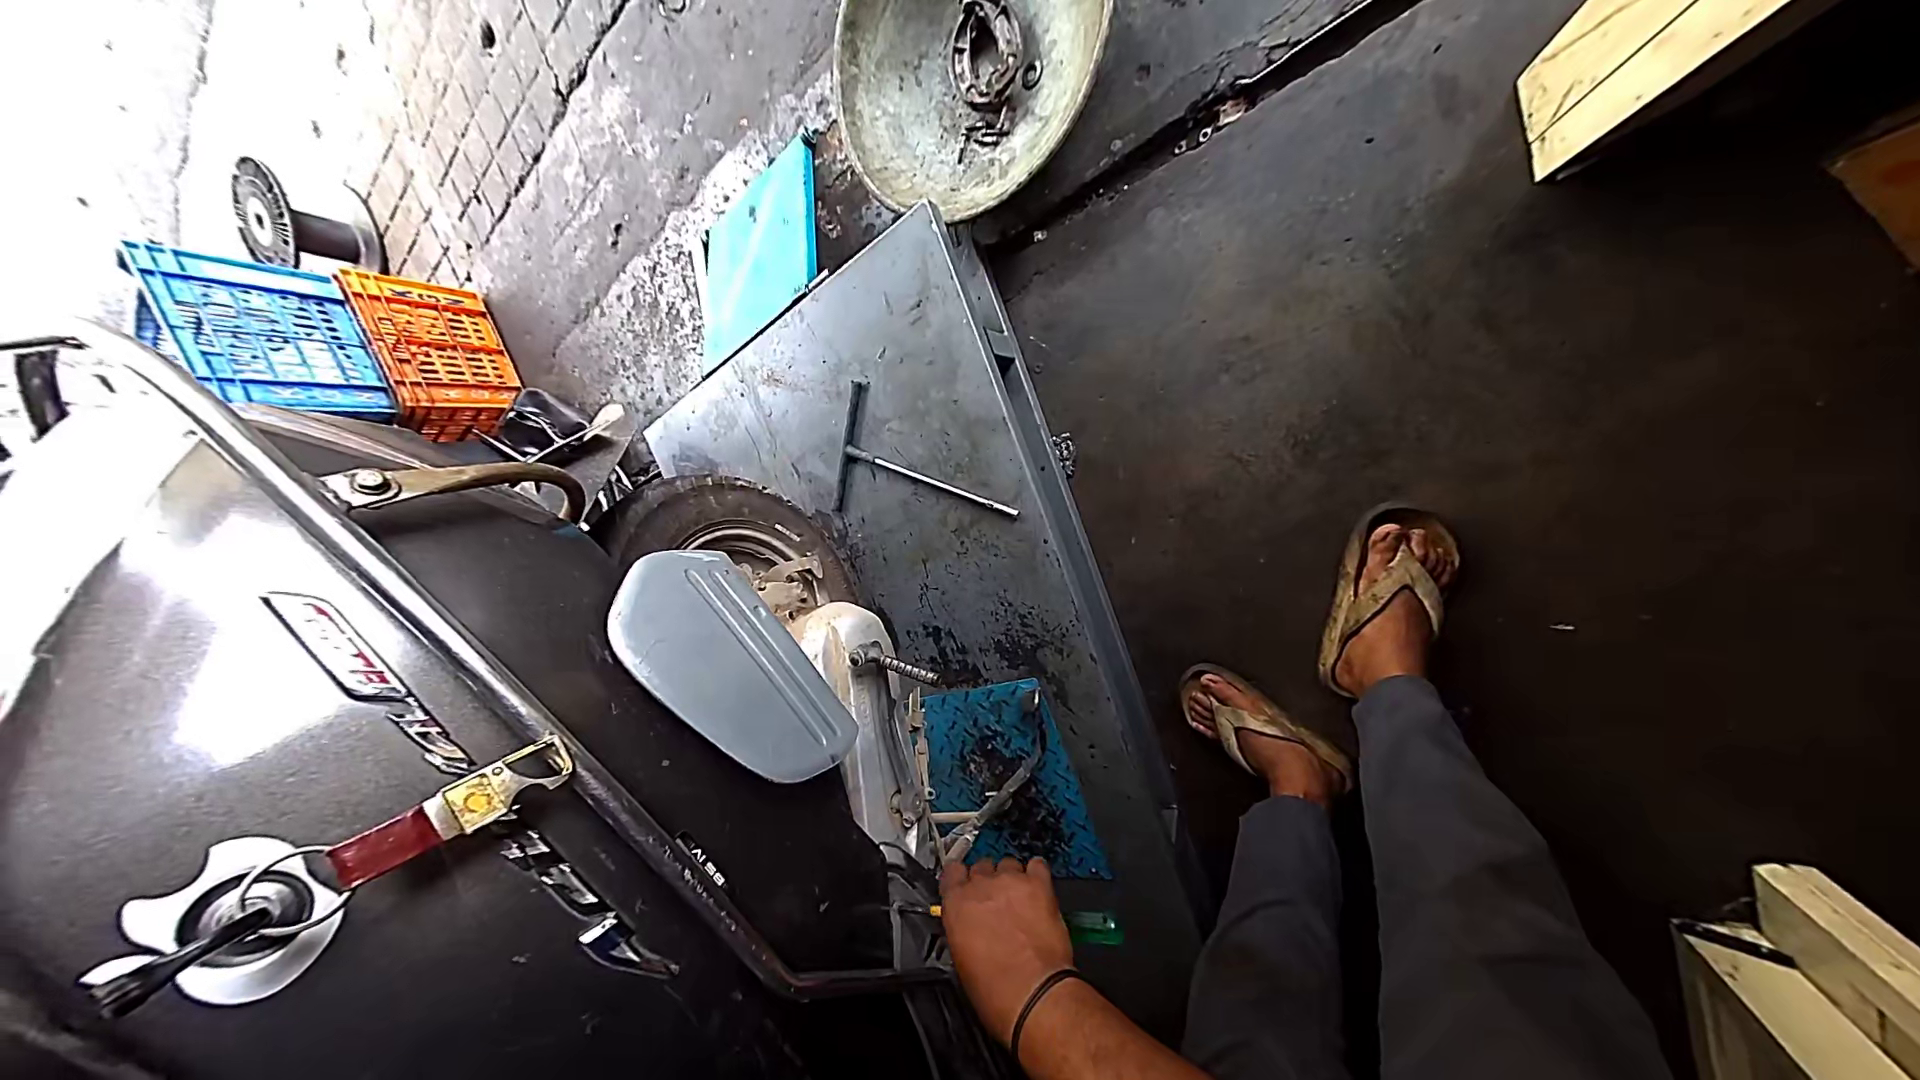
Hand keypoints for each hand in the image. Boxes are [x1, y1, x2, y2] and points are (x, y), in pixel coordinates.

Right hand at [939, 857, 1074, 1044]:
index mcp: (956, 904)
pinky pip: (1037, 865)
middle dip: (988, 882)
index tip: (967, 886)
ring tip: (1020, 901)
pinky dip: (1037, 875)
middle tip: (997, 903)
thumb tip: (969, 923)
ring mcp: (1010, 881)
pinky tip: (1038, 890)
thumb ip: (962, 927)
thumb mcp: (961, 959)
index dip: (961, 880)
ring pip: (1008, 863)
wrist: (1034, 996)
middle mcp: (981, 885)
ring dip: (1012, 879)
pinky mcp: (1038, 884)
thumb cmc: (996, 991)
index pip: (952, 871)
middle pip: (981, 866)